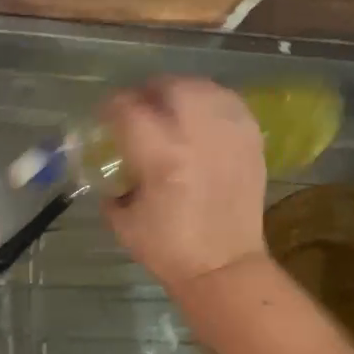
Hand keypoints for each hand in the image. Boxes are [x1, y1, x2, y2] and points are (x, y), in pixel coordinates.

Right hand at [101, 76, 268, 289]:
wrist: (223, 266)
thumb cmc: (167, 250)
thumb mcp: (123, 221)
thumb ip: (114, 187)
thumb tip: (112, 171)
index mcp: (162, 158)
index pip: (130, 111)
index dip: (111, 106)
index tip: (103, 114)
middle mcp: (198, 137)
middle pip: (171, 87)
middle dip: (147, 90)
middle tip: (136, 104)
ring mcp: (230, 136)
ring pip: (204, 88)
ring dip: (180, 91)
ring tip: (167, 105)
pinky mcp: (251, 141)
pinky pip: (230, 103)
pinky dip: (210, 102)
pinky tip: (199, 116)